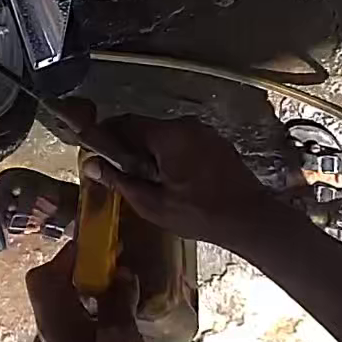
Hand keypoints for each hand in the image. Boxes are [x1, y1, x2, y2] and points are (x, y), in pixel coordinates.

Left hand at [24, 242, 154, 341]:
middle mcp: (56, 328)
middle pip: (53, 283)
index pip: (42, 278)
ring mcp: (70, 339)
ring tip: (122, 271)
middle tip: (112, 254)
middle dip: (79, 263)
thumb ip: (118, 303)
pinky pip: (86, 310)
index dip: (64, 257)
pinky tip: (128, 299)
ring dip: (91, 279)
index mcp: (54, 325)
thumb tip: (121, 272)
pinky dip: (101, 297)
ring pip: (70, 296)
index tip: (95, 244)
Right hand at [80, 114, 283, 248]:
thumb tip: (90, 164)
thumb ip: (119, 180)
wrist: (251, 219)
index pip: (125, 123)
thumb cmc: (199, 214)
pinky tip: (167, 177)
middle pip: (145, 127)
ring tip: (140, 176)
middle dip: (126, 144)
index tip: (93, 150)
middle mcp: (186, 125)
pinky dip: (168, 153)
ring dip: (148, 150)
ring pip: (163, 134)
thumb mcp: (152, 203)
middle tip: (114, 168)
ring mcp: (203, 132)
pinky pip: (181, 140)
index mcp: (169, 135)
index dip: (105, 134)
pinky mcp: (214, 142)